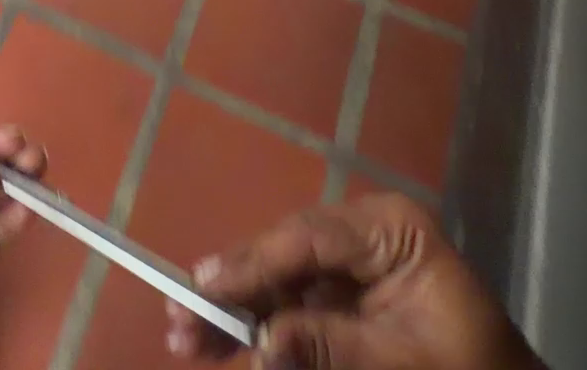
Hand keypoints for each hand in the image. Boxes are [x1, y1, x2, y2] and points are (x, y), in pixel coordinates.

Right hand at [168, 193, 542, 369]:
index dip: (251, 264)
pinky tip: (221, 347)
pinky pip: (288, 307)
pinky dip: (258, 330)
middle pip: (281, 257)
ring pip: (276, 283)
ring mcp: (347, 263)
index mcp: (389, 229)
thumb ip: (331, 348)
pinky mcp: (339, 295)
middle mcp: (360, 233)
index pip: (307, 238)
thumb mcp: (407, 365)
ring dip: (233, 314)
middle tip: (180, 319)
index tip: (203, 287)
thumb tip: (259, 345)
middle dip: (231, 293)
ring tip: (185, 340)